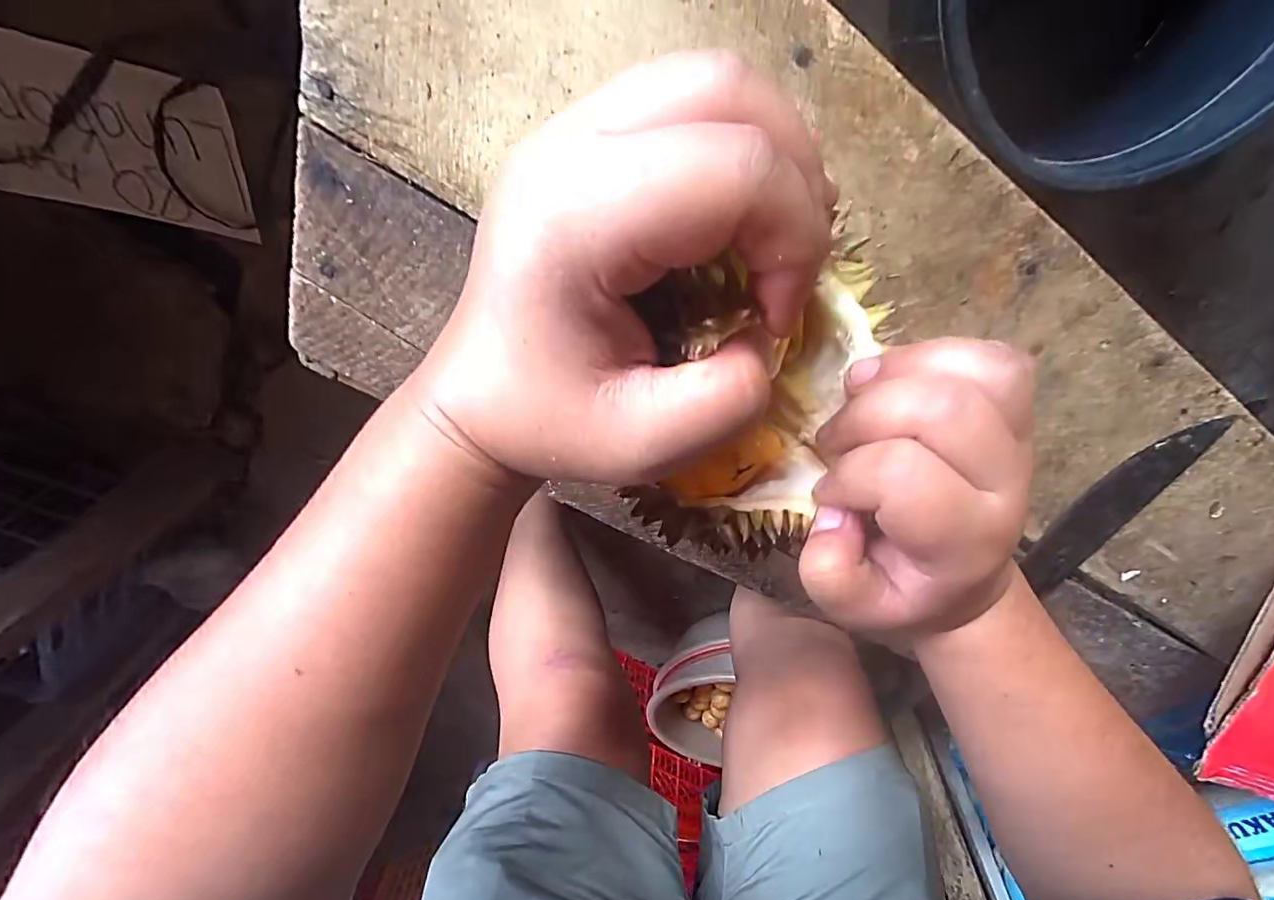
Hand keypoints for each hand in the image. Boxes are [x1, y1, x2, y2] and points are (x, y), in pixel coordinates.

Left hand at [399, 52, 835, 488]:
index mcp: (577, 219)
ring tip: (776, 237)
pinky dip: (738, 154)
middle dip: (794, 179)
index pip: (734, 168)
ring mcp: (569, 131)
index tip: (776, 315)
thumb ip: (729, 398)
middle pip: (728, 90)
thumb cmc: (550, 423)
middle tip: (794, 262)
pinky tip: (737, 220)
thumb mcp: (645, 444)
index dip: (792, 239)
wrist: (479, 398)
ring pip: (713, 82)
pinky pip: (688, 106)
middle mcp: (567, 148)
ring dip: (772, 155)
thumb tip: (770, 333)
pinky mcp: (582, 138)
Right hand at [800, 339, 1034, 648]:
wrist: (959, 579)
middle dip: (865, 416)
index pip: (903, 476)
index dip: (848, 476)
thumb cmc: (901, 590)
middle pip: (943, 409)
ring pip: (975, 371)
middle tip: (835, 444)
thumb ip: (829, 574)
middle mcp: (1006, 485)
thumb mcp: (854, 608)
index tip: (828, 494)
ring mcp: (1020, 440)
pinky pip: (987, 355)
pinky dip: (927, 355)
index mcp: (964, 541)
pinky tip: (889, 381)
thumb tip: (829, 509)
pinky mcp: (1017, 409)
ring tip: (859, 399)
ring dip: (898, 374)